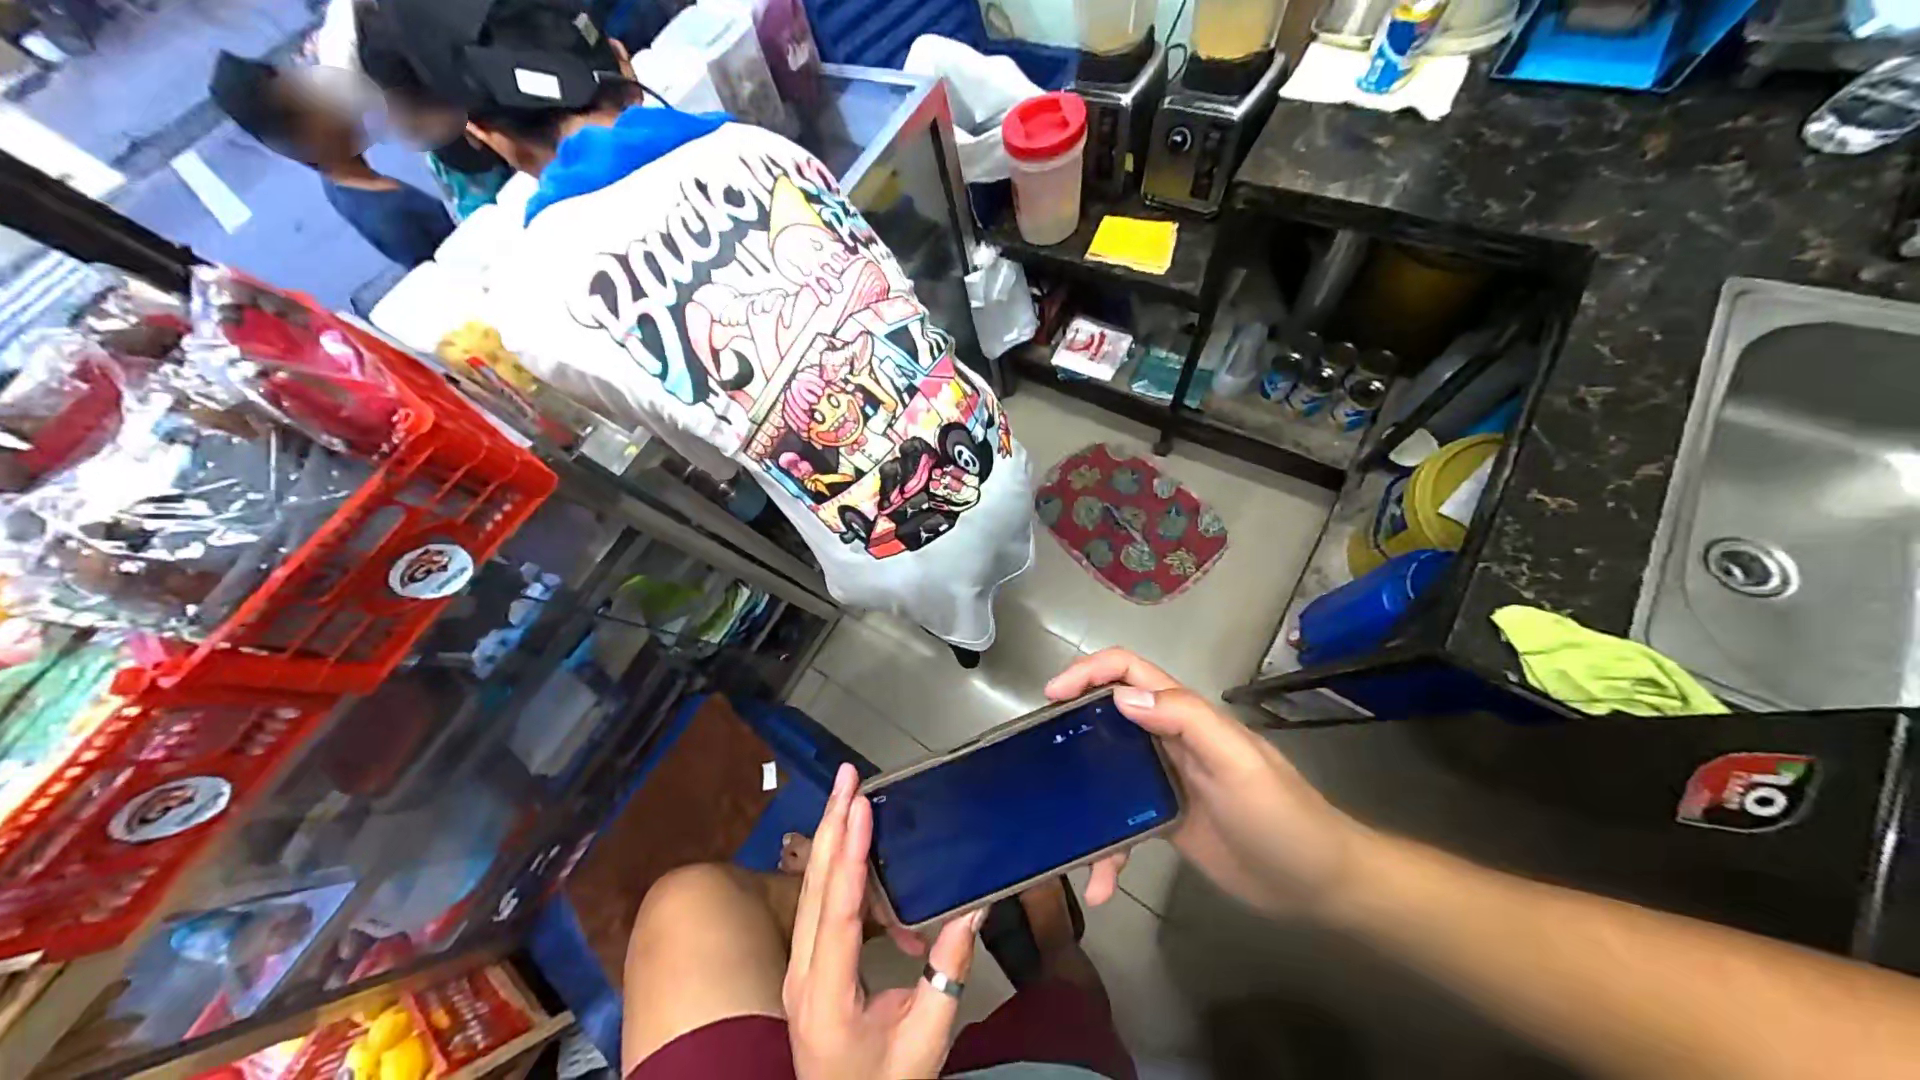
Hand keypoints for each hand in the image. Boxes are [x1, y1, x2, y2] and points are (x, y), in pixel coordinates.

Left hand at [785, 763, 982, 1079]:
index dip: (848, 854)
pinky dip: (839, 864)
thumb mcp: (925, 1040)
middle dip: (831, 823)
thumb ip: (948, 974)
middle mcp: (802, 971)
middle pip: (814, 884)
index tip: (858, 806)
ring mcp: (799, 965)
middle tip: (846, 777)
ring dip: (830, 836)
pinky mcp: (808, 960)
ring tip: (848, 794)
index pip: (837, 911)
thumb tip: (973, 907)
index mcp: (826, 993)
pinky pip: (821, 901)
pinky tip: (859, 848)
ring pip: (811, 886)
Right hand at [1046, 649, 1364, 916]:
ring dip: (1081, 794)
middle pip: (1109, 714)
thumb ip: (1186, 721)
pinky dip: (1107, 851)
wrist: (1318, 885)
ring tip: (1053, 818)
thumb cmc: (1282, 816)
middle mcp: (1168, 739)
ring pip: (1107, 770)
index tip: (1052, 694)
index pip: (1129, 672)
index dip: (1089, 672)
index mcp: (1185, 716)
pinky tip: (1100, 884)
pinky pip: (1120, 824)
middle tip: (1037, 746)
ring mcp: (1163, 781)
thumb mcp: (1237, 762)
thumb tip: (1120, 698)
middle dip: (1072, 722)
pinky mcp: (1162, 820)